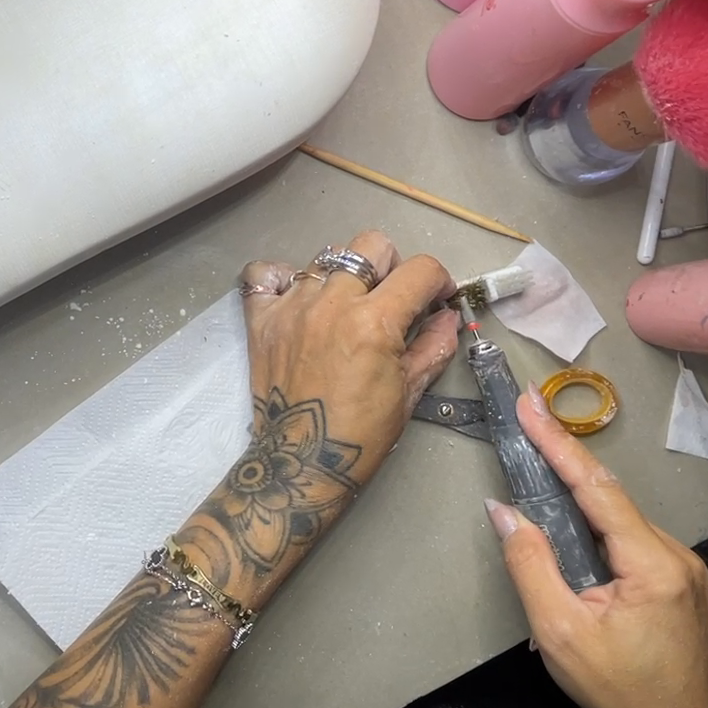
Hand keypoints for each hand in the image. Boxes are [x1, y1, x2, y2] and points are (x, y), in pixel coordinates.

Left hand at [176, 231, 458, 605]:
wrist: (297, 461)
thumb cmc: (360, 433)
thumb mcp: (408, 391)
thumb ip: (433, 346)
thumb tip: (448, 317)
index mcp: (374, 321)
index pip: (420, 270)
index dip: (439, 281)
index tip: (436, 299)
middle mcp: (331, 302)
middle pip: (370, 245)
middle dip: (392, 265)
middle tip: (390, 297)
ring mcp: (291, 306)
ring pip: (325, 258)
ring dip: (344, 275)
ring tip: (344, 305)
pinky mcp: (260, 318)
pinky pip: (264, 274)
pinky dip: (282, 278)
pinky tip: (297, 296)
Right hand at [488, 387, 707, 707]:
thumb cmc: (621, 692)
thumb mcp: (560, 633)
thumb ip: (530, 564)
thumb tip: (502, 510)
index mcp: (652, 563)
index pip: (596, 488)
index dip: (558, 442)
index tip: (530, 404)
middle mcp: (674, 553)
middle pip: (608, 493)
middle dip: (563, 452)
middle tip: (526, 413)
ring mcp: (680, 565)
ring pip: (616, 514)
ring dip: (574, 488)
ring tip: (535, 457)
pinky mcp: (676, 578)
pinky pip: (625, 534)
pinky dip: (590, 517)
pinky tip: (565, 518)